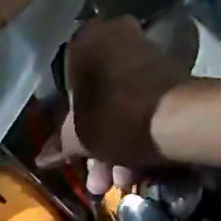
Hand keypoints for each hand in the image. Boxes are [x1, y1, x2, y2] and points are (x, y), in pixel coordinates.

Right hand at [51, 16, 190, 192]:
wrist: (177, 119)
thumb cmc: (114, 118)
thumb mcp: (77, 138)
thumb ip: (60, 145)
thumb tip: (42, 158)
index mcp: (86, 42)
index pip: (64, 85)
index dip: (64, 123)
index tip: (69, 147)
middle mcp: (116, 38)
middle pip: (95, 100)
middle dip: (95, 145)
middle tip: (96, 177)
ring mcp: (146, 55)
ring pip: (120, 107)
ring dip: (116, 149)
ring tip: (118, 183)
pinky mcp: (170, 75)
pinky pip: (142, 106)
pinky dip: (137, 136)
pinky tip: (135, 171)